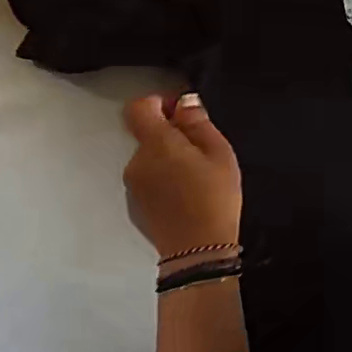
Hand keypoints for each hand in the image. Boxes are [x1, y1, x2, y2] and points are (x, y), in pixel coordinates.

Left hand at [122, 93, 241, 262]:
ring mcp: (132, 185)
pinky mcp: (135, 204)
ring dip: (169, 159)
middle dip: (172, 135)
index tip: (182, 112)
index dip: (160, 102)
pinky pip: (149, 180)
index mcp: (156, 144)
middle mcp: (136, 161)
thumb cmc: (214, 197)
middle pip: (146, 134)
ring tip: (199, 176)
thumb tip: (184, 102)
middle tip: (203, 150)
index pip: (139, 107)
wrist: (198, 249)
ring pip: (149, 158)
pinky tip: (188, 194)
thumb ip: (198, 123)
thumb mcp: (219, 153)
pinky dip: (165, 179)